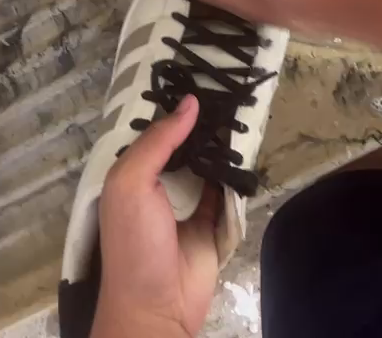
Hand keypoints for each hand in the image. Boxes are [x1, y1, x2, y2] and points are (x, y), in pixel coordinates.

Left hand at [93, 96, 220, 337]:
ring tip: (244, 105)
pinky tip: (249, 144)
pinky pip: (226, 187)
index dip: (173, 104)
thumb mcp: (132, 183)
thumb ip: (158, 141)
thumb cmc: (134, 242)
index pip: (155, 128)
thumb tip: (190, 102)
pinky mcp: (212, 219)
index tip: (198, 73)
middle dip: (203, 120)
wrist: (156, 307)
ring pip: (207, 160)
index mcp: (133, 170)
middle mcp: (159, 180)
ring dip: (222, 141)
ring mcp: (186, 200)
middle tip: (230, 85)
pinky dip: (236, 169)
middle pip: (184, 141)